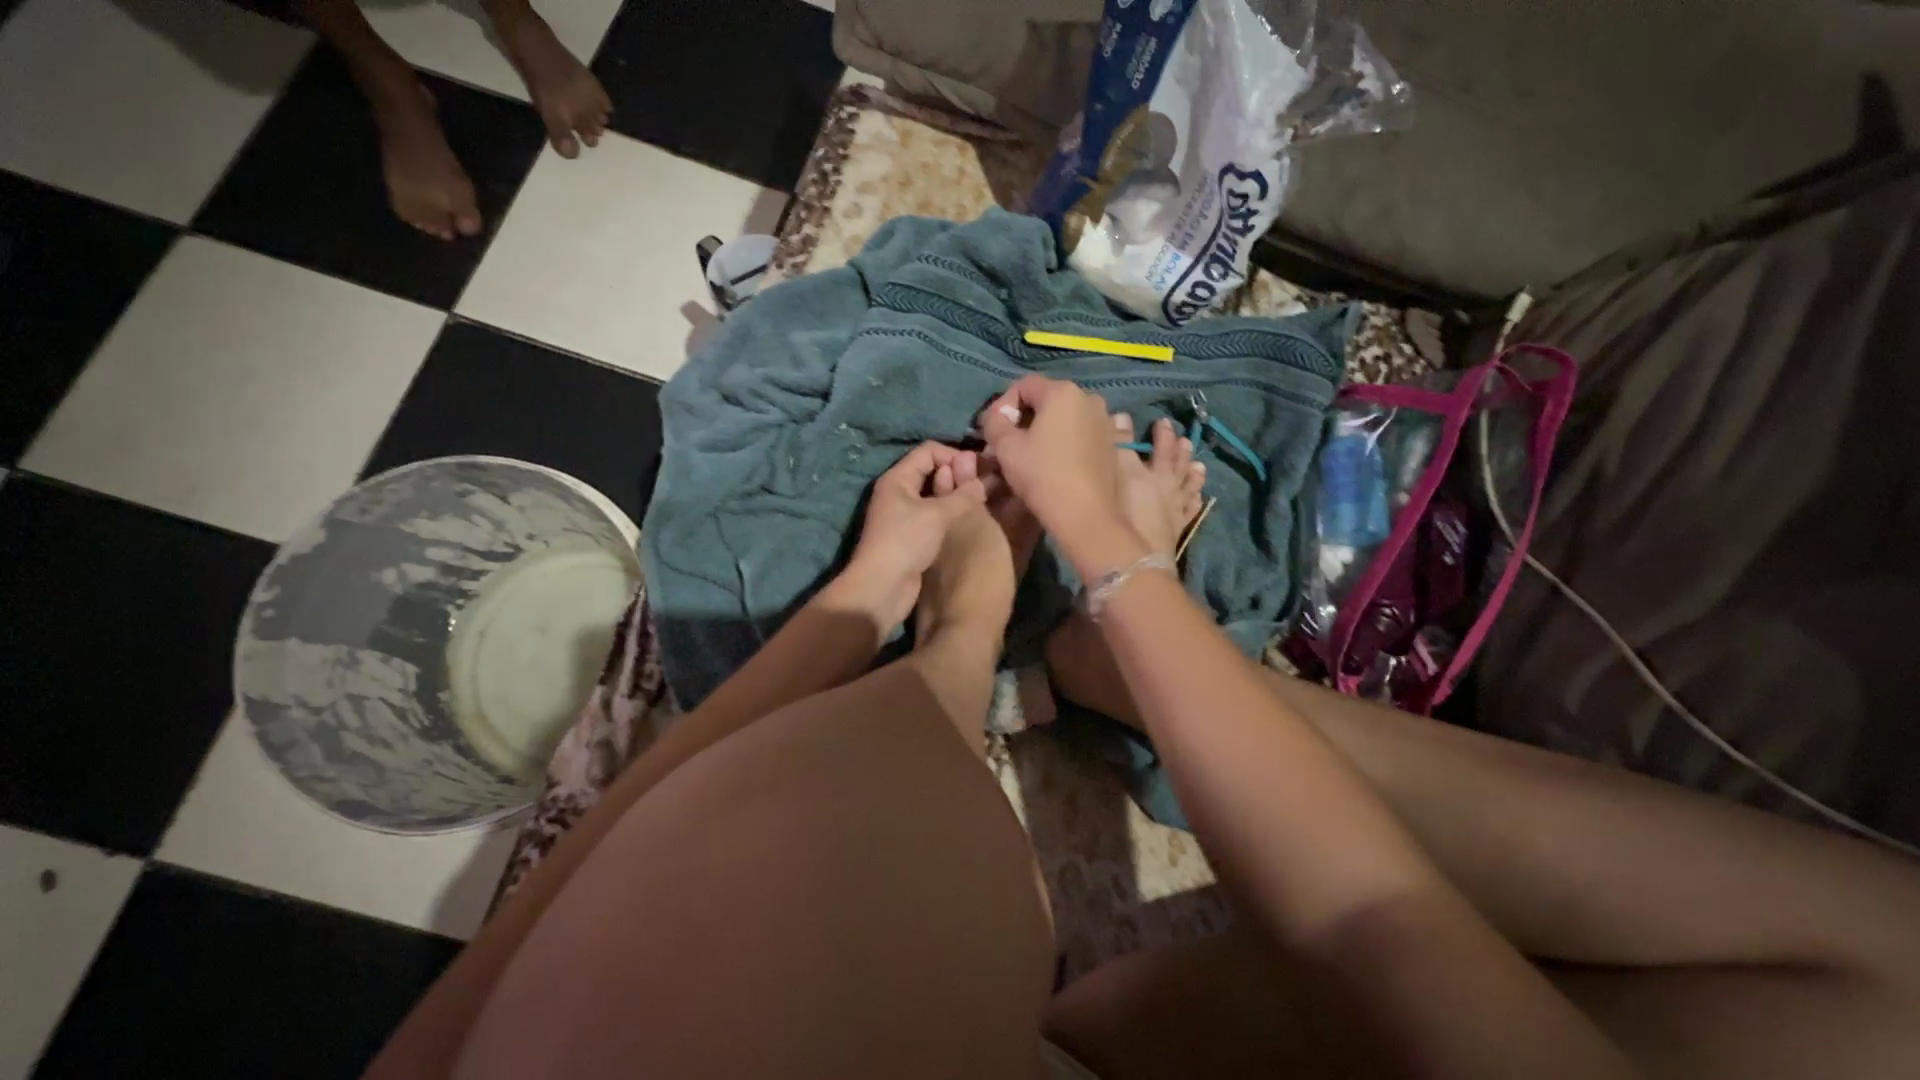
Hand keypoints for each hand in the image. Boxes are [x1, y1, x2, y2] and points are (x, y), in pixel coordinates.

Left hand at [836, 441, 986, 627]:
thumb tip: (985, 479)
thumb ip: (963, 494)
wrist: (882, 587)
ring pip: (934, 496)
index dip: (954, 455)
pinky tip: (969, 520)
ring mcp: (903, 515)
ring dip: (956, 497)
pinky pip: (934, 515)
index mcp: (898, 478)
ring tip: (983, 502)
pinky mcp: (911, 535)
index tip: (979, 469)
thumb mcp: (938, 514)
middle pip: (931, 471)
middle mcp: (898, 492)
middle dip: (958, 475)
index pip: (928, 451)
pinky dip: (950, 514)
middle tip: (986, 485)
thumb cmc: (906, 542)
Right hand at [977, 375, 1129, 547]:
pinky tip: (1052, 462)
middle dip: (1023, 417)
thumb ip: (995, 422)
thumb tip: (999, 416)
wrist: (1085, 514)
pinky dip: (1063, 441)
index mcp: (1063, 392)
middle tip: (1006, 442)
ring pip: (1064, 417)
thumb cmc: (1042, 475)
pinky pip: (1080, 433)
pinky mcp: (1112, 444)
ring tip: (1028, 454)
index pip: (1024, 385)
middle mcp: (1089, 398)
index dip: (1002, 404)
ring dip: (1043, 430)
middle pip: (1046, 399)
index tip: (992, 430)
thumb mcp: (1005, 447)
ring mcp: (1105, 421)